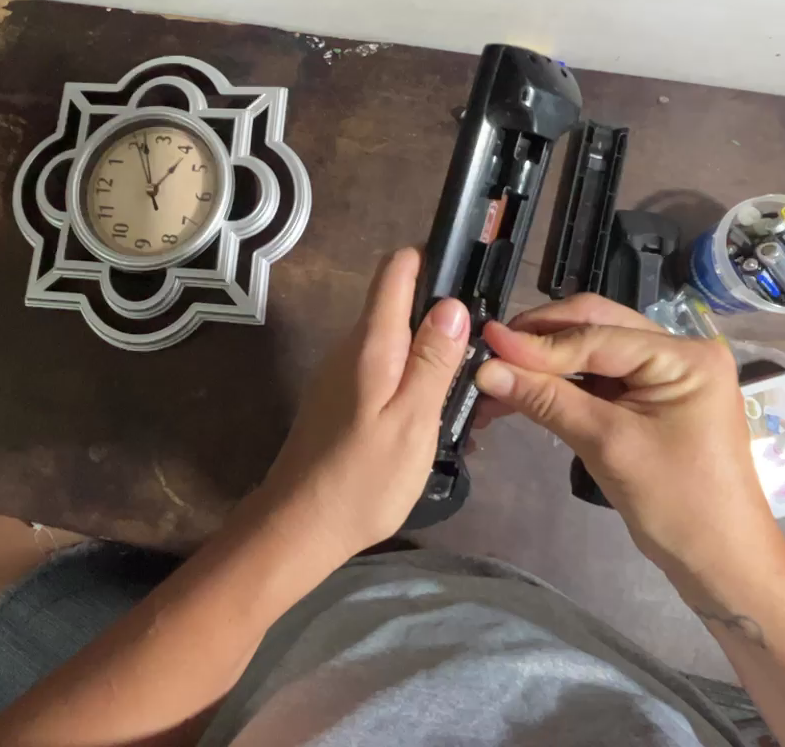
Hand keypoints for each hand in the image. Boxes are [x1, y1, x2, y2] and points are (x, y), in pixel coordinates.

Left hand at [254, 248, 468, 562]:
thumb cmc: (363, 477)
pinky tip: (433, 414)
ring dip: (429, 354)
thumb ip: (432, 361)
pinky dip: (411, 379)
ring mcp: (341, 371)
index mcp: (371, 342)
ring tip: (468, 390)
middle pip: (397, 303)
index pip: (395, 270)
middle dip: (441, 316)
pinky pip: (382, 368)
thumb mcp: (413, 420)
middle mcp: (351, 346)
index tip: (469, 273)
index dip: (430, 259)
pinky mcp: (340, 396)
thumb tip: (452, 303)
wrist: (300, 525)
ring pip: (393, 340)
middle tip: (484, 350)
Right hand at [473, 294, 784, 603]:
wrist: (721, 564)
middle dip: (539, 339)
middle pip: (593, 327)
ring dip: (543, 361)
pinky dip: (558, 382)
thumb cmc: (677, 502)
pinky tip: (521, 391)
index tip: (487, 341)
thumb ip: (546, 399)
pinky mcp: (647, 396)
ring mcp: (662, 373)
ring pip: (589, 349)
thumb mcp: (606, 444)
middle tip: (490, 349)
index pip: (597, 335)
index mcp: (684, 355)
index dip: (537, 341)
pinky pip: (595, 376)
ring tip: (497, 371)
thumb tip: (485, 369)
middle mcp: (676, 351)